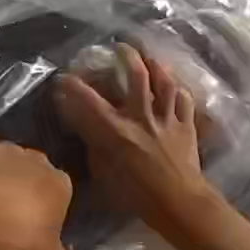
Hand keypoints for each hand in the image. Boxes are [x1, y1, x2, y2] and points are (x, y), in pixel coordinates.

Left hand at [0, 138, 71, 249]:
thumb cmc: (27, 245)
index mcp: (62, 185)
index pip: (60, 189)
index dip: (49, 202)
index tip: (39, 217)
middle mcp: (43, 163)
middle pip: (39, 169)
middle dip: (30, 182)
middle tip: (17, 206)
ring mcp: (15, 154)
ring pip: (16, 157)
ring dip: (10, 169)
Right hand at [53, 44, 216, 242]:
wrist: (178, 202)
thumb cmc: (136, 195)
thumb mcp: (103, 175)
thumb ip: (94, 147)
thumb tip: (87, 129)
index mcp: (116, 130)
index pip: (89, 100)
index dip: (73, 85)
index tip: (64, 77)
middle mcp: (141, 116)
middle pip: (136, 74)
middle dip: (127, 55)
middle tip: (120, 47)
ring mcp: (166, 117)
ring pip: (164, 80)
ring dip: (156, 65)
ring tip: (149, 56)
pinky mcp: (186, 124)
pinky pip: (184, 99)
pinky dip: (178, 89)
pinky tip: (174, 85)